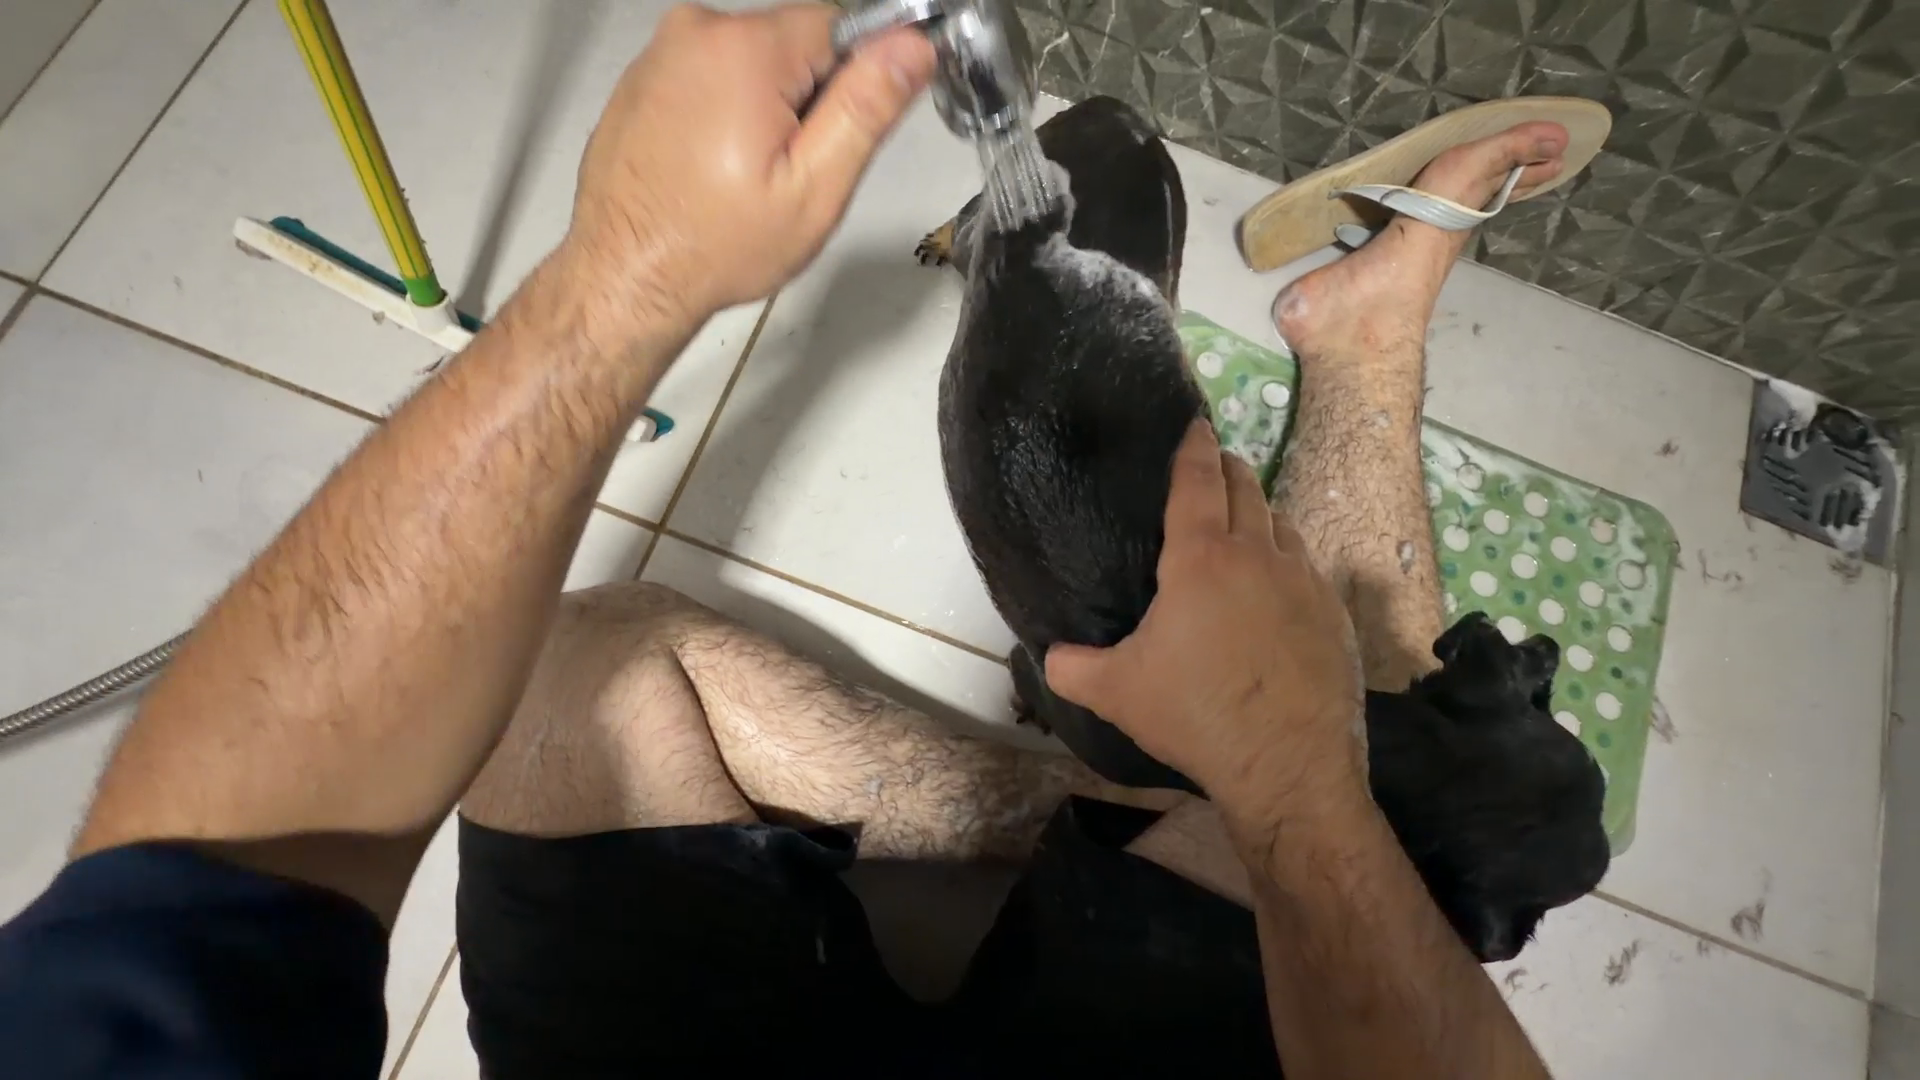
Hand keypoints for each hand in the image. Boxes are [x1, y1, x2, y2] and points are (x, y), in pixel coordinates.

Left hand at [564, 3, 935, 323]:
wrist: (629, 274)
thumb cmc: (717, 245)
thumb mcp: (814, 189)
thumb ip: (866, 110)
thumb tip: (912, 47)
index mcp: (746, 50)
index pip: (839, 26)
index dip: (854, 86)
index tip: (837, 141)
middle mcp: (697, 30)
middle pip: (793, 45)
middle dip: (807, 105)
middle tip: (789, 175)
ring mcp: (663, 51)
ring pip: (754, 65)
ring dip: (767, 114)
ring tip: (748, 179)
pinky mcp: (646, 77)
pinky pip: (713, 81)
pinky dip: (727, 118)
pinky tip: (716, 171)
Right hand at [1045, 423, 1369, 836]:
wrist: (1289, 766)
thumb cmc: (1195, 714)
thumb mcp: (1115, 692)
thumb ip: (1071, 667)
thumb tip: (1047, 657)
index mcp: (1200, 560)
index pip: (1197, 483)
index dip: (1193, 448)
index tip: (1195, 424)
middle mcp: (1257, 556)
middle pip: (1246, 490)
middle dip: (1228, 468)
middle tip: (1214, 462)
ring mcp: (1304, 583)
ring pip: (1282, 525)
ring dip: (1261, 512)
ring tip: (1245, 520)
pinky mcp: (1333, 615)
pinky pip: (1308, 567)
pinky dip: (1288, 558)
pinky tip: (1280, 581)